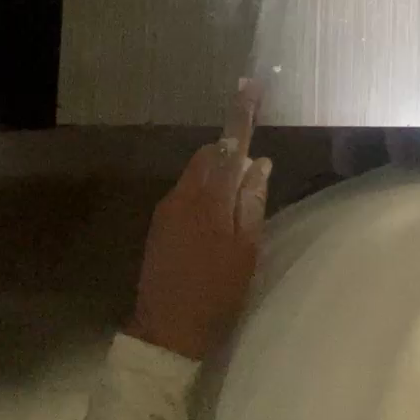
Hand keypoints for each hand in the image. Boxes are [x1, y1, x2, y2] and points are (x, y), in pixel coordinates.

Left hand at [125, 80, 271, 359]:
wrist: (166, 333)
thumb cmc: (217, 292)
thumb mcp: (247, 249)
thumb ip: (252, 201)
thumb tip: (259, 163)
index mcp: (210, 199)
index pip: (229, 146)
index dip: (241, 115)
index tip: (250, 86)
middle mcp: (183, 195)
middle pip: (209, 155)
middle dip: (231, 152)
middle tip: (253, 174)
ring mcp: (167, 209)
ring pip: (197, 174)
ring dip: (217, 175)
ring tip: (237, 207)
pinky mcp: (159, 224)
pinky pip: (186, 193)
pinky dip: (205, 193)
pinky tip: (217, 222)